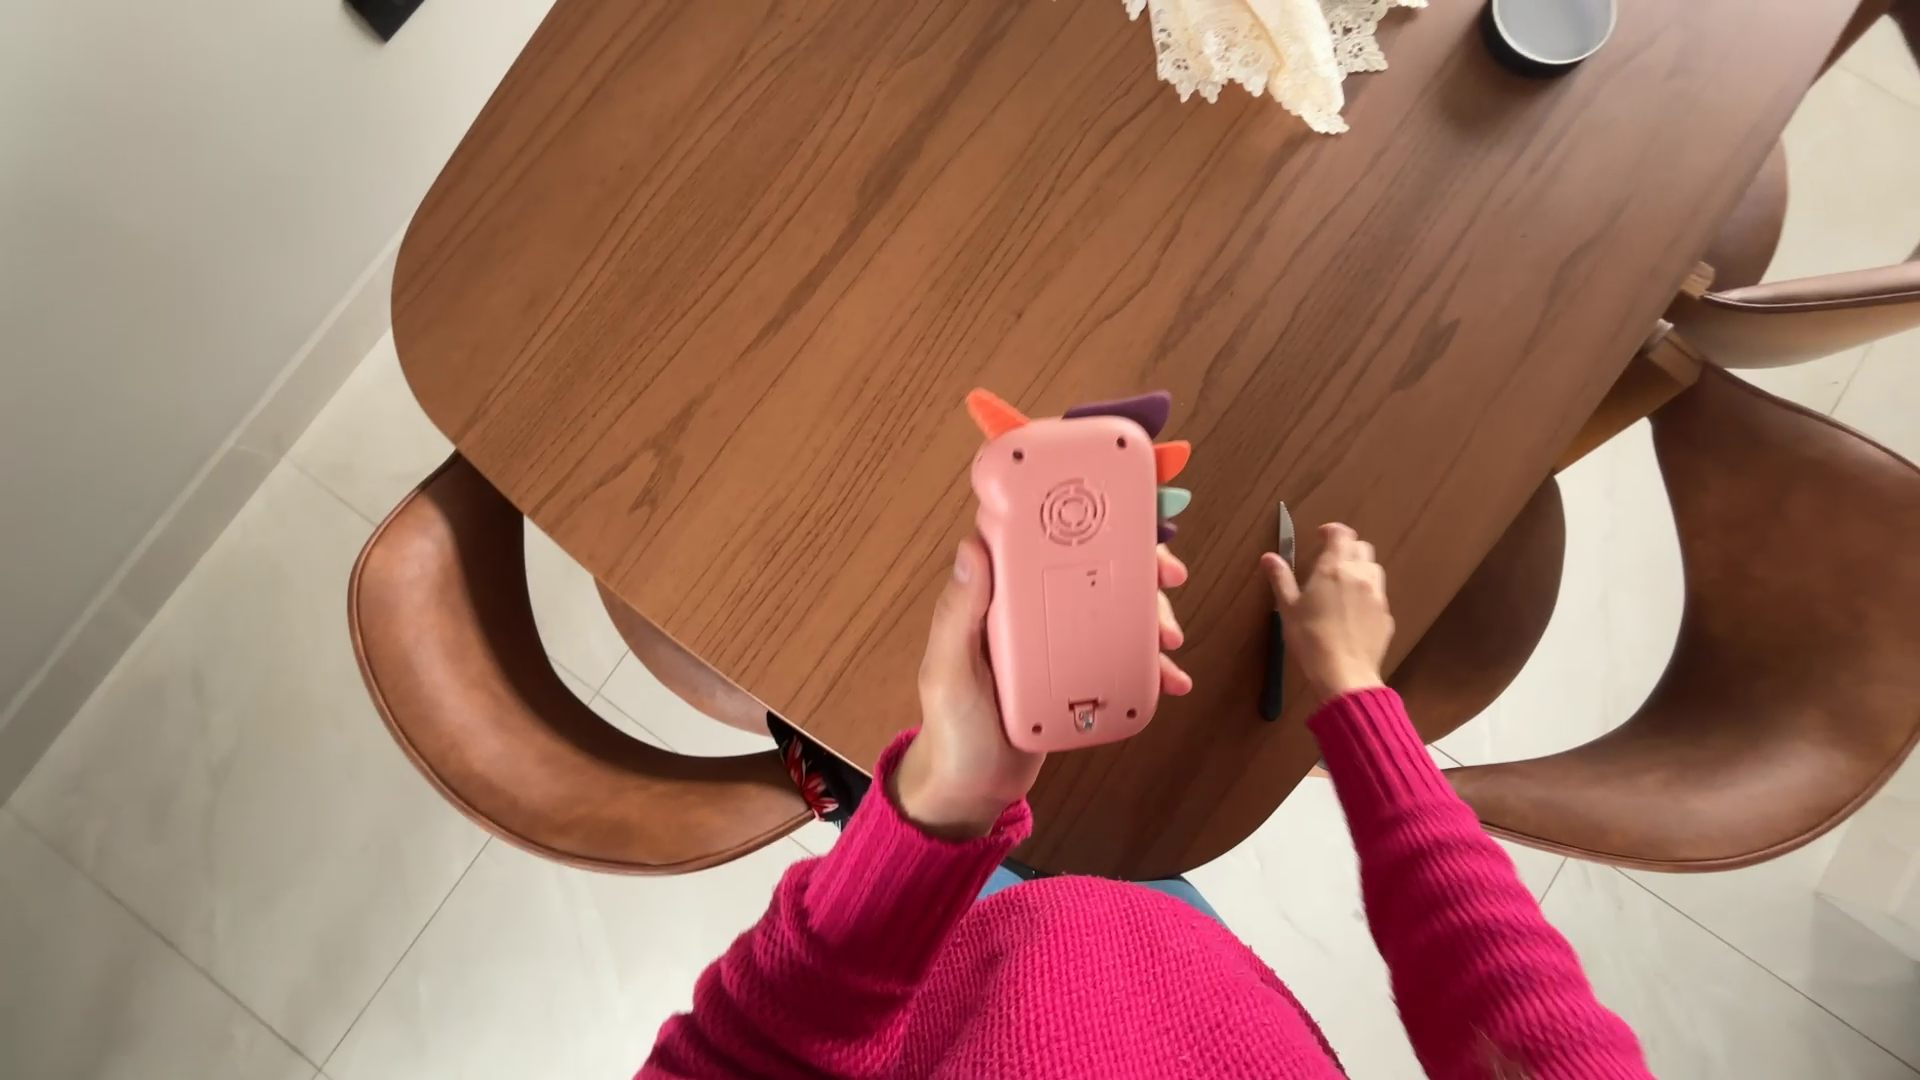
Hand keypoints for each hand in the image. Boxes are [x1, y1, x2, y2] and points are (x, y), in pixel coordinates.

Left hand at [891, 538, 1193, 838]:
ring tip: (1170, 638)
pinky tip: (1170, 676)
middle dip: (1135, 567)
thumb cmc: (952, 729)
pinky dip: (1147, 662)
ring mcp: (1055, 642)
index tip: (1125, 523)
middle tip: (1168, 577)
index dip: (1082, 525)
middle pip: (1088, 570)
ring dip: (1148, 613)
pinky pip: (1118, 654)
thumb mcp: (950, 671)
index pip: (1038, 542)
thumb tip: (972, 547)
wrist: (975, 790)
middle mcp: (1028, 611)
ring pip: (1111, 608)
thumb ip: (958, 614)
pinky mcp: (1076, 674)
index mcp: (994, 599)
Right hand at [1261, 523, 1393, 700]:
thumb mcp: (1288, 607)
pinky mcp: (1386, 615)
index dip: (1332, 531)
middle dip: (1347, 548)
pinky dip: (1366, 592)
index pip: (1342, 535)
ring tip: (1342, 583)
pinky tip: (1352, 610)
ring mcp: (1377, 595)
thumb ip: (1281, 578)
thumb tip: (1269, 557)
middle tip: (1330, 560)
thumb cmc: (1310, 638)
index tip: (1320, 536)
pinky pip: (1378, 594)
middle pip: (1362, 548)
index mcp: (1334, 569)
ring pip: (1374, 569)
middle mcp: (1360, 576)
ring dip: (1360, 567)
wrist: (1344, 673)